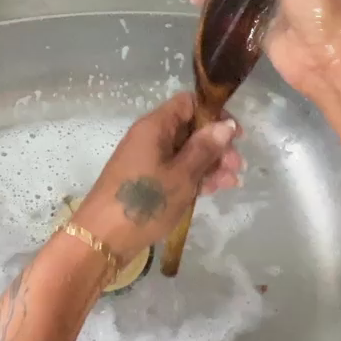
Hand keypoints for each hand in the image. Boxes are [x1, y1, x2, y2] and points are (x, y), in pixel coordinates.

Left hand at [72, 93, 241, 258]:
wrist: (102, 238)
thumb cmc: (144, 202)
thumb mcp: (181, 175)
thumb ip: (204, 149)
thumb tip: (226, 125)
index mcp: (154, 127)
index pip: (188, 103)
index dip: (214, 113)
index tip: (235, 134)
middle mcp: (150, 138)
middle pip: (189, 129)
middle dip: (216, 145)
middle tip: (238, 166)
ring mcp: (147, 160)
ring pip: (185, 153)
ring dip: (210, 164)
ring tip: (232, 182)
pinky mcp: (147, 182)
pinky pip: (176, 171)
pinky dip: (195, 178)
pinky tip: (216, 190)